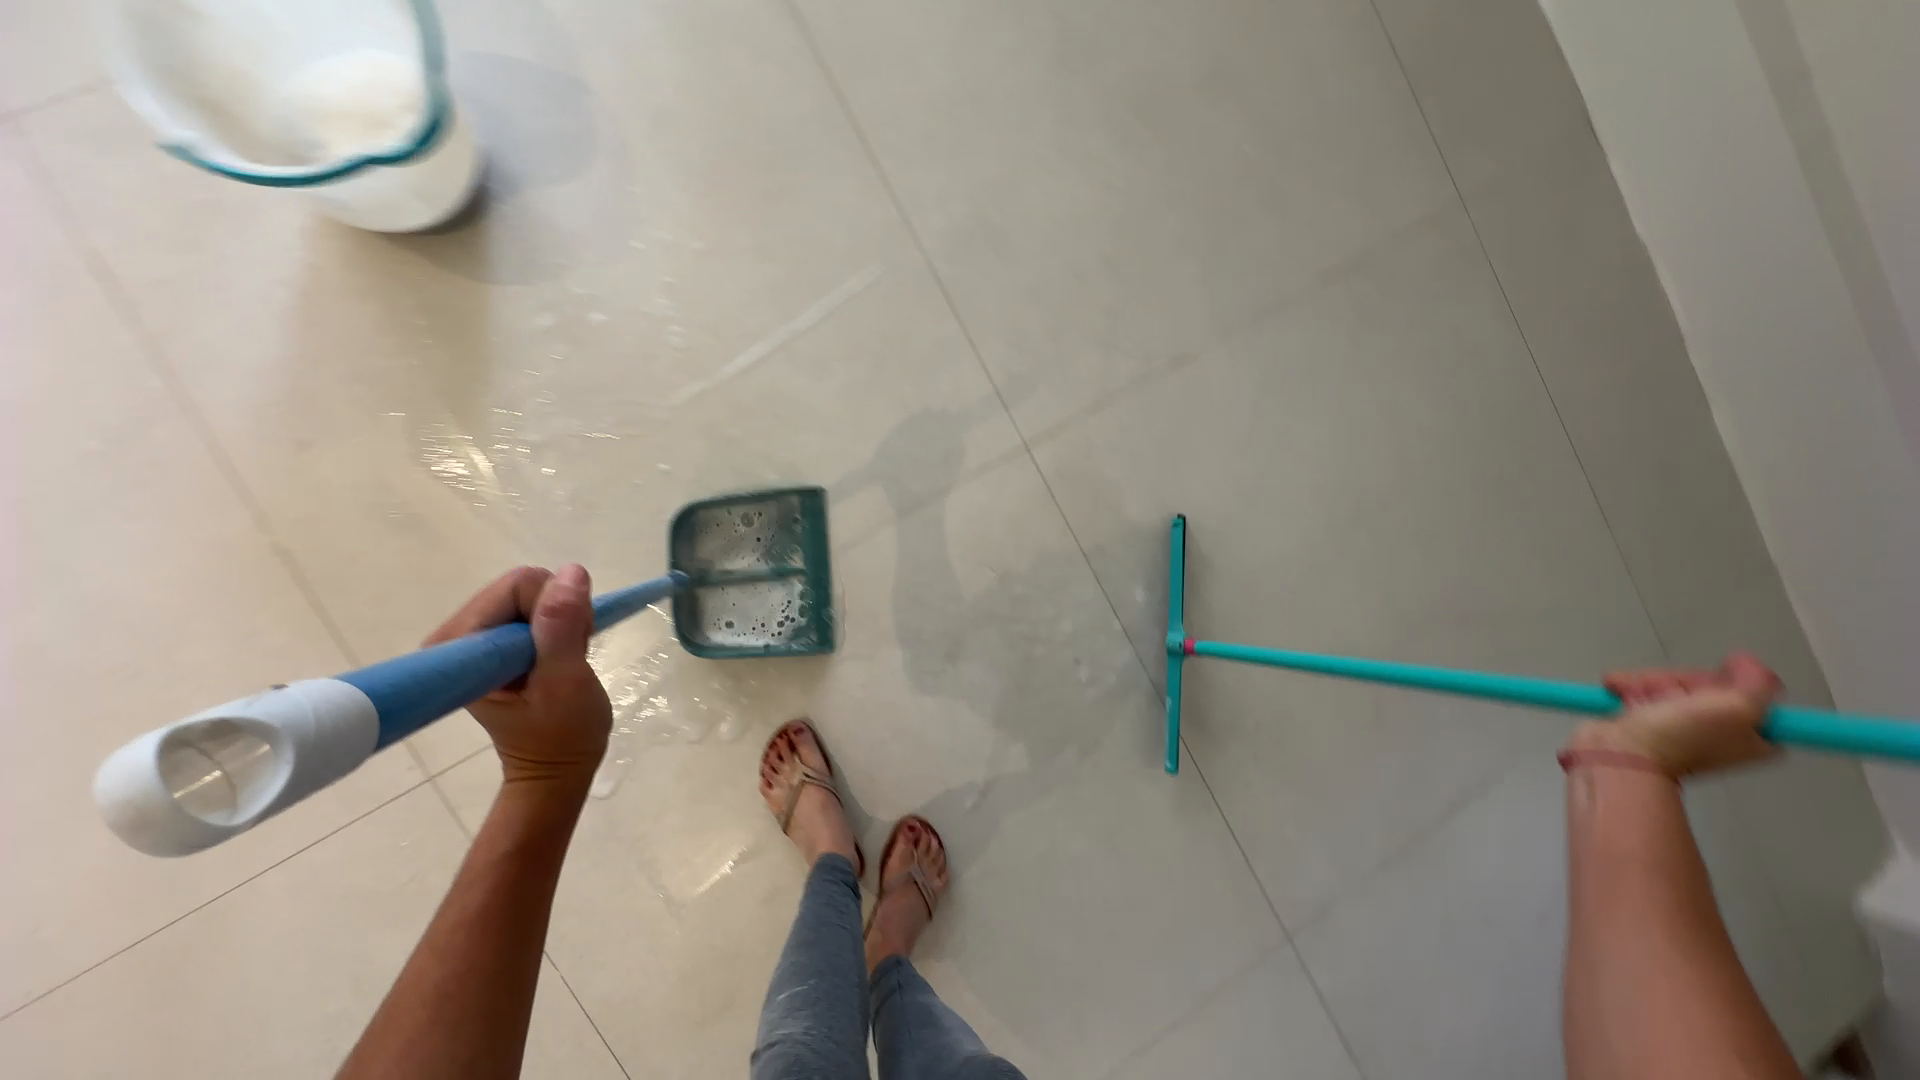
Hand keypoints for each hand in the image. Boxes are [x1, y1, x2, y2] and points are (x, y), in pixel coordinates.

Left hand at [425, 565, 611, 790]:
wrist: (557, 768)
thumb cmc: (562, 736)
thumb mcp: (566, 683)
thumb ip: (561, 628)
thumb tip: (570, 573)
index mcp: (458, 645)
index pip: (516, 588)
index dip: (555, 611)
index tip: (568, 648)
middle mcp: (455, 635)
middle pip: (522, 586)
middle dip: (558, 615)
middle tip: (568, 657)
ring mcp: (472, 637)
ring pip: (532, 594)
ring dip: (561, 623)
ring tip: (564, 661)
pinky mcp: (490, 641)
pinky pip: (533, 607)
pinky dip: (557, 627)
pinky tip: (558, 656)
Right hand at [1567, 652, 1781, 777]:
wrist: (1618, 754)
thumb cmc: (1680, 737)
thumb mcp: (1737, 709)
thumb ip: (1758, 683)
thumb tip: (1745, 662)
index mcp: (1751, 736)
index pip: (1750, 694)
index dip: (1730, 685)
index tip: (1713, 689)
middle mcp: (1717, 731)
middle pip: (1706, 685)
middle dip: (1679, 681)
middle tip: (1668, 693)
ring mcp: (1677, 725)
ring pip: (1668, 684)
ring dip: (1646, 682)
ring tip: (1632, 694)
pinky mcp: (1642, 718)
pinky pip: (1639, 688)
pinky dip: (1627, 686)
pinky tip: (1619, 691)